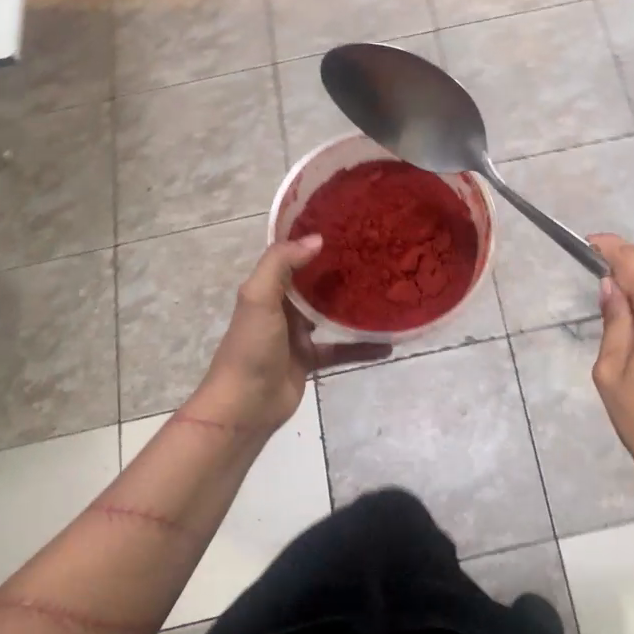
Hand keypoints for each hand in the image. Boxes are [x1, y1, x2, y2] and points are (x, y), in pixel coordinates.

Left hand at [192, 236, 390, 433]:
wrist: (245, 405)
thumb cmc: (250, 347)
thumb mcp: (259, 298)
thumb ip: (281, 264)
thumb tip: (318, 239)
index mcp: (267, 289)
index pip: (291, 257)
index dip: (312, 242)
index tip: (346, 227)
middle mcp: (282, 308)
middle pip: (314, 284)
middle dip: (340, 270)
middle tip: (376, 255)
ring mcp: (297, 335)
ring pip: (330, 314)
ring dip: (353, 306)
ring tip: (385, 292)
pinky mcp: (310, 360)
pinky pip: (341, 349)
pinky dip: (362, 347)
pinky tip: (387, 344)